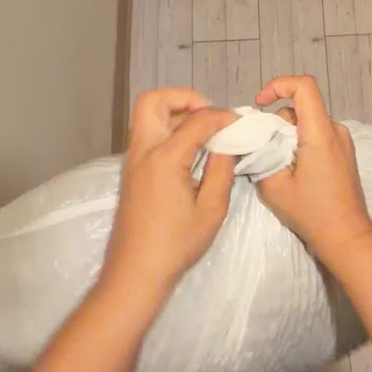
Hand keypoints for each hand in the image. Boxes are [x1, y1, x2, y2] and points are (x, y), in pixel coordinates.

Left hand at [102, 88, 238, 295]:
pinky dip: (169, 129)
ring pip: (147, 115)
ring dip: (176, 112)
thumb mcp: (212, 209)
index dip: (222, 117)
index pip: (197, 120)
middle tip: (209, 116)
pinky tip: (192, 150)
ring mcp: (133, 161)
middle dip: (184, 98)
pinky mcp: (132, 172)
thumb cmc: (176, 244)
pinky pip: (148, 134)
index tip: (239, 124)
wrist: (136, 272)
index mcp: (164, 159)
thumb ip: (221, 170)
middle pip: (154, 101)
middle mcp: (143, 152)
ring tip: (204, 131)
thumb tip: (227, 145)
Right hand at [251, 76, 371, 262]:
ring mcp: (343, 141)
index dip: (279, 85)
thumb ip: (259, 157)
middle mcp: (335, 130)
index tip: (260, 103)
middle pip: (301, 108)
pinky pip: (317, 135)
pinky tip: (293, 170)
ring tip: (277, 165)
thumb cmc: (312, 212)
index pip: (304, 87)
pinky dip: (300, 143)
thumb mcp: (274, 187)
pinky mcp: (344, 152)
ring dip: (288, 135)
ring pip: (307, 123)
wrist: (346, 235)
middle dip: (276, 122)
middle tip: (263, 150)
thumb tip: (252, 142)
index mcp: (320, 132)